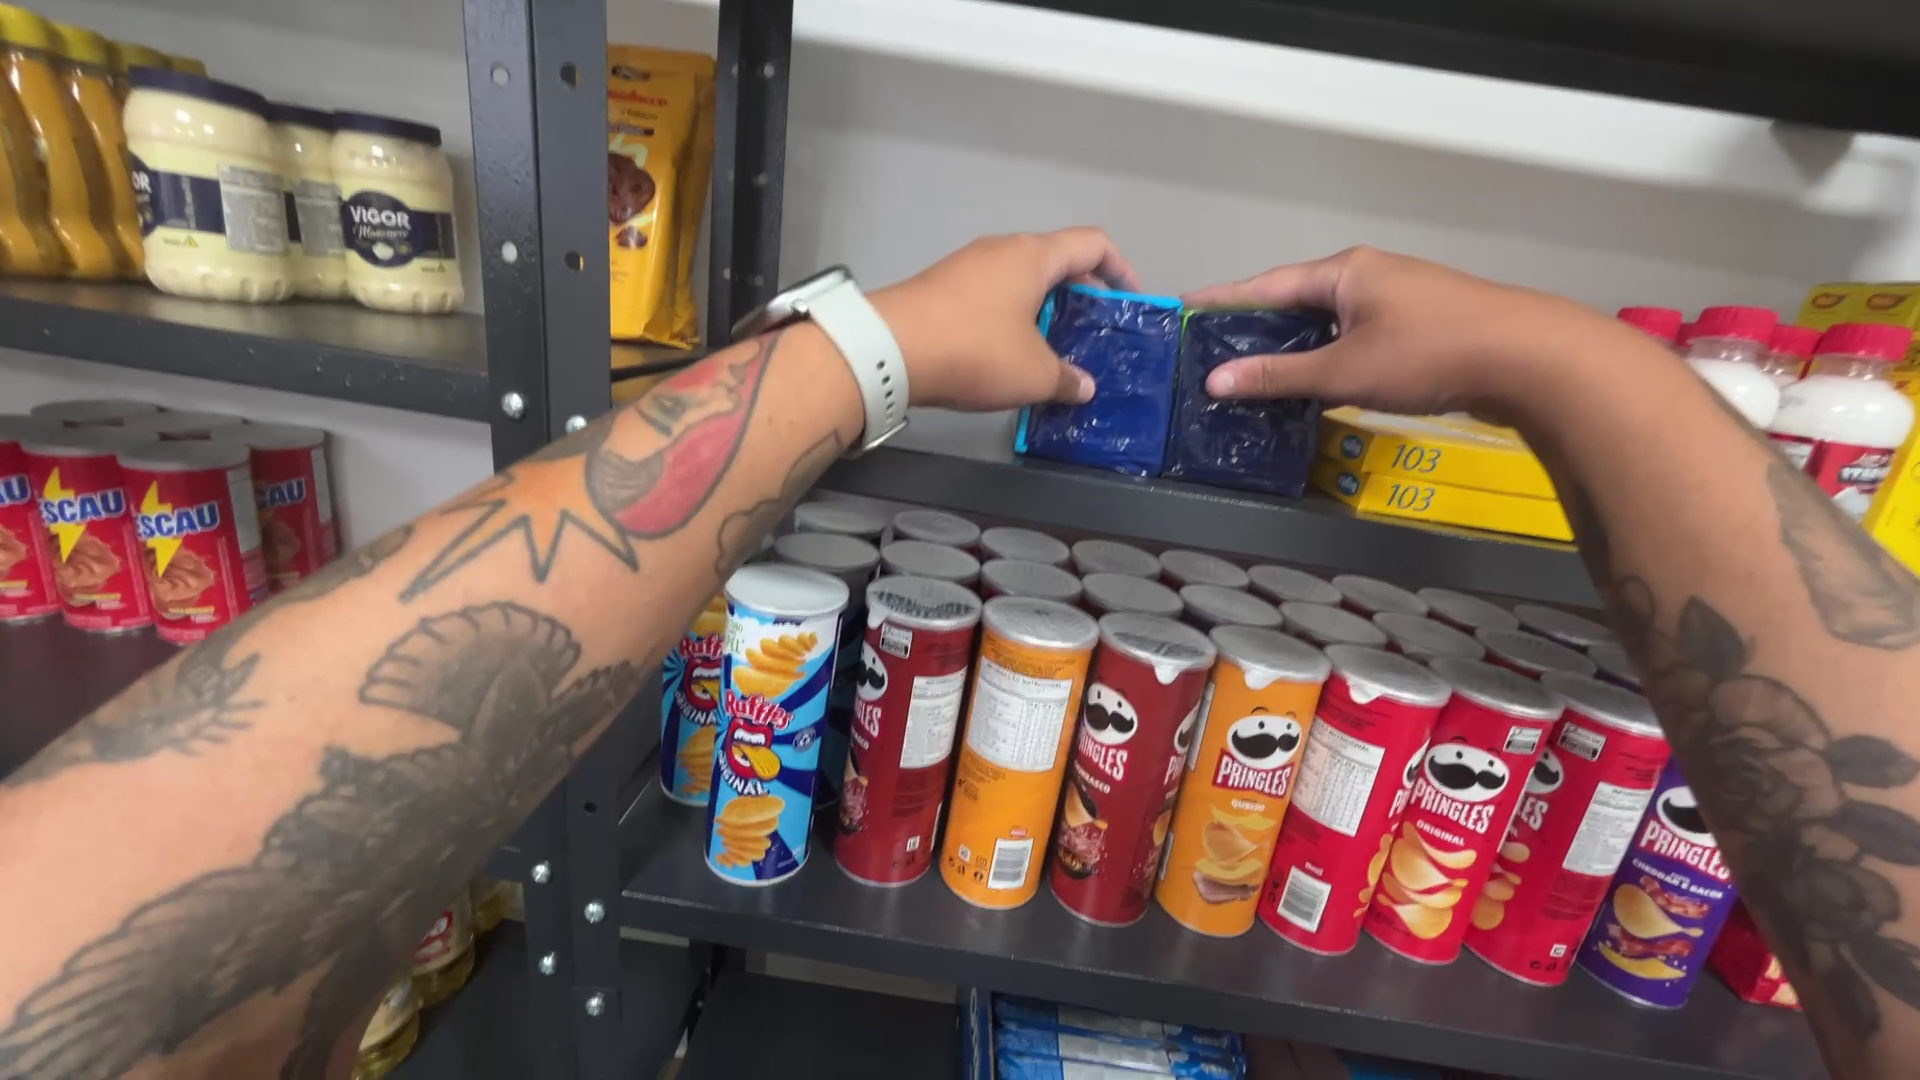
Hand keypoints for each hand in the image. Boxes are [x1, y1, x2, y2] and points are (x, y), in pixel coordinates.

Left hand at [874, 228, 1140, 410]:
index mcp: (1034, 256)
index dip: (1121, 269)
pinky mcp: (941, 290)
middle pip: (1056, 262)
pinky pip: (991, 297)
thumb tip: (1083, 387)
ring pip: (1020, 281)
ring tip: (1053, 351)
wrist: (890, 351)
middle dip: (1082, 296)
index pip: (1093, 244)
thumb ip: (1067, 379)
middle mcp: (1001, 250)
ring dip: (1044, 311)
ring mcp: (966, 267)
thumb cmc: (975, 351)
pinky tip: (1008, 355)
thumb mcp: (1033, 374)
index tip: (1130, 301)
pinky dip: (1011, 319)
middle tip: (1092, 334)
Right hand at [1184, 247, 1624, 416]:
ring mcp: (1394, 297)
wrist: (1532, 359)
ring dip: (1287, 341)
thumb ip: (1277, 376)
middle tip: (1209, 345)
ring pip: (1323, 318)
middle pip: (1293, 298)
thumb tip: (1215, 382)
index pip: (1265, 285)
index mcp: (1343, 272)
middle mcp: (1366, 275)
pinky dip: (1319, 352)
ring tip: (1248, 365)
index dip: (1222, 300)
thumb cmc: (1428, 354)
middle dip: (1251, 322)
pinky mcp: (1414, 323)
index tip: (1183, 308)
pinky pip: (1348, 333)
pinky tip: (1307, 376)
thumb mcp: (1342, 370)